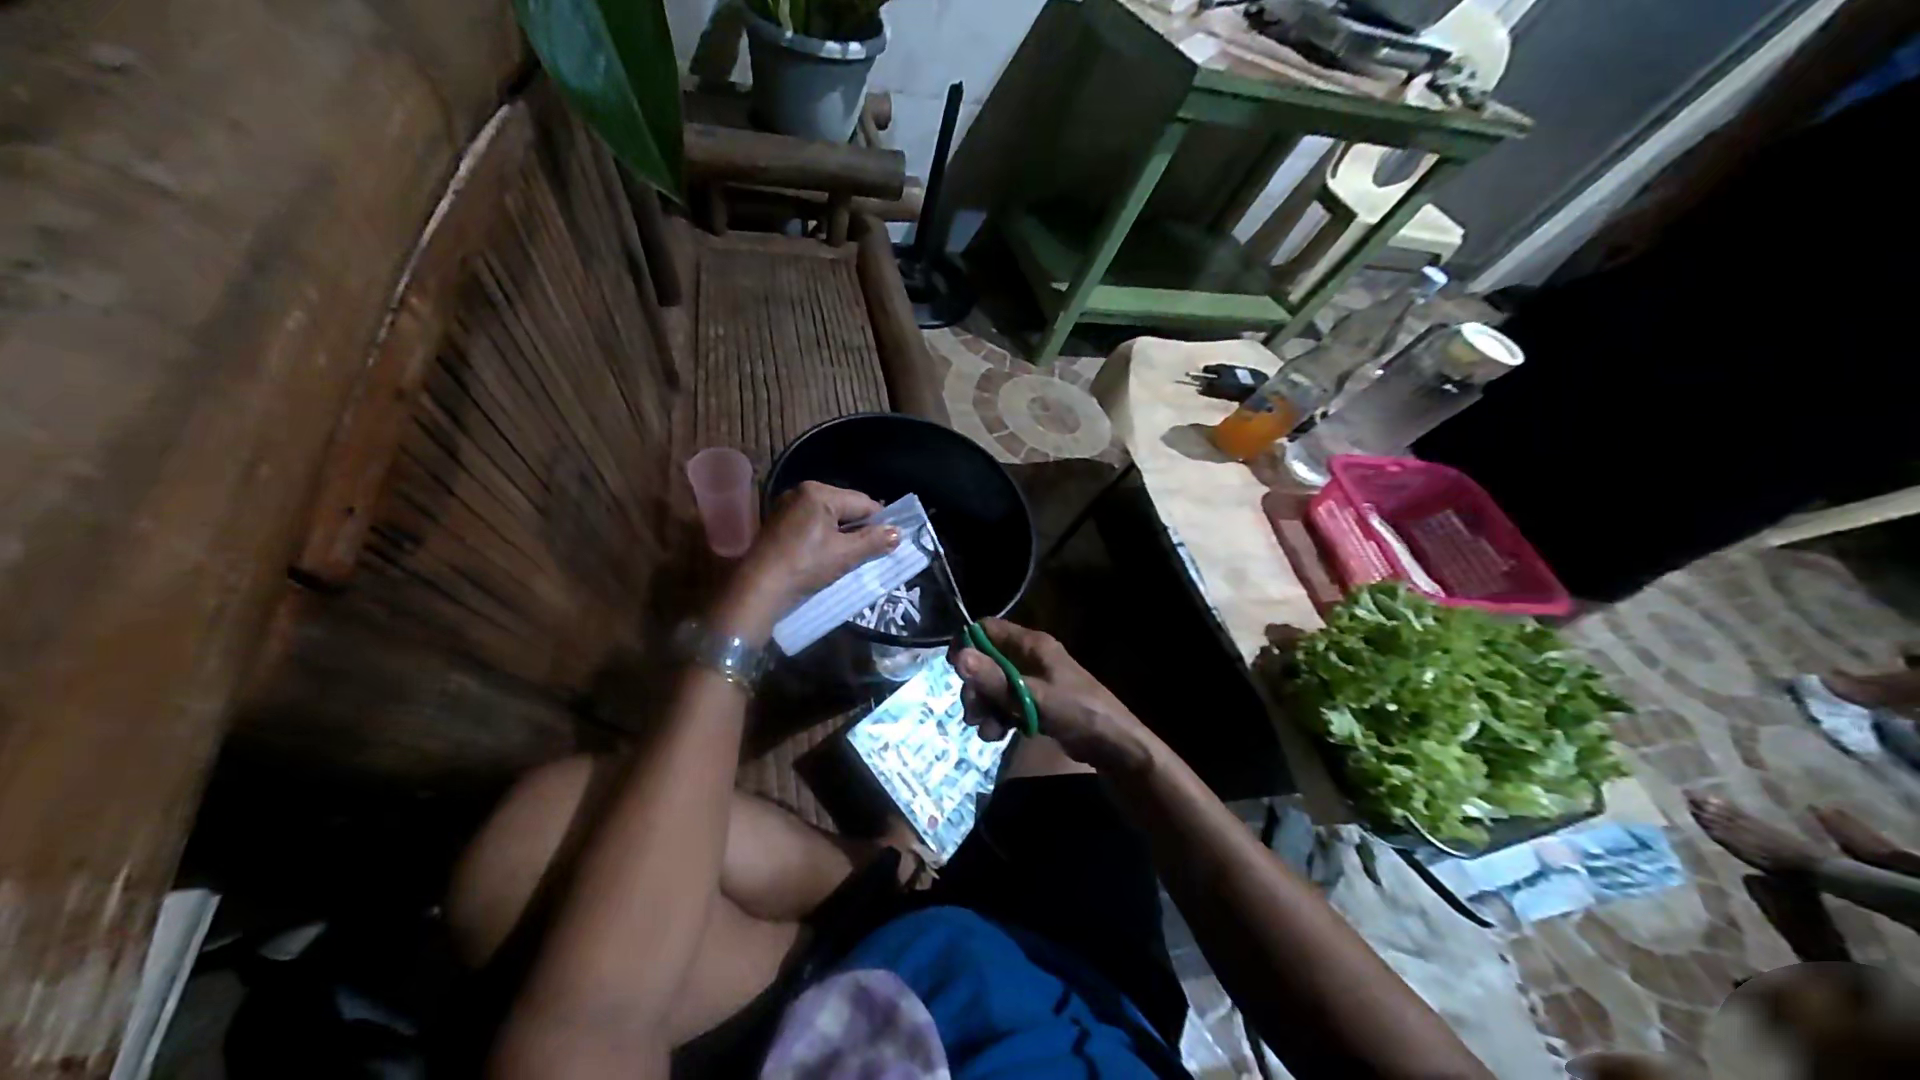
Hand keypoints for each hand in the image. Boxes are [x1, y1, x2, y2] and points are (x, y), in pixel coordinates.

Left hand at [714, 482, 898, 641]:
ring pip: (828, 516)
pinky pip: (812, 524)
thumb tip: (898, 533)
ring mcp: (787, 506)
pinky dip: (824, 536)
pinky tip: (826, 555)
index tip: (889, 542)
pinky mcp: (778, 523)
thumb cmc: (805, 566)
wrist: (759, 589)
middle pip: (845, 507)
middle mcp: (801, 492)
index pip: (863, 502)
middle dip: (859, 528)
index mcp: (819, 492)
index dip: (879, 522)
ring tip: (849, 555)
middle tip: (869, 552)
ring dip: (842, 534)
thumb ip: (874, 541)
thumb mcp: (845, 554)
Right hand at [950, 619, 1156, 774]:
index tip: (955, 671)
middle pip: (986, 661)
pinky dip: (998, 717)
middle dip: (975, 687)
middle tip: (973, 713)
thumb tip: (959, 657)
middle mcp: (1030, 657)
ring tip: (987, 731)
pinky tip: (997, 735)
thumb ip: (995, 679)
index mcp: (1032, 645)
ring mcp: (1033, 680)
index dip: (967, 645)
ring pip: (994, 685)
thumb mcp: (1032, 697)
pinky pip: (1006, 703)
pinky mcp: (1036, 703)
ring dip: (985, 707)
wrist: (1114, 746)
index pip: (988, 629)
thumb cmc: (1077, 713)